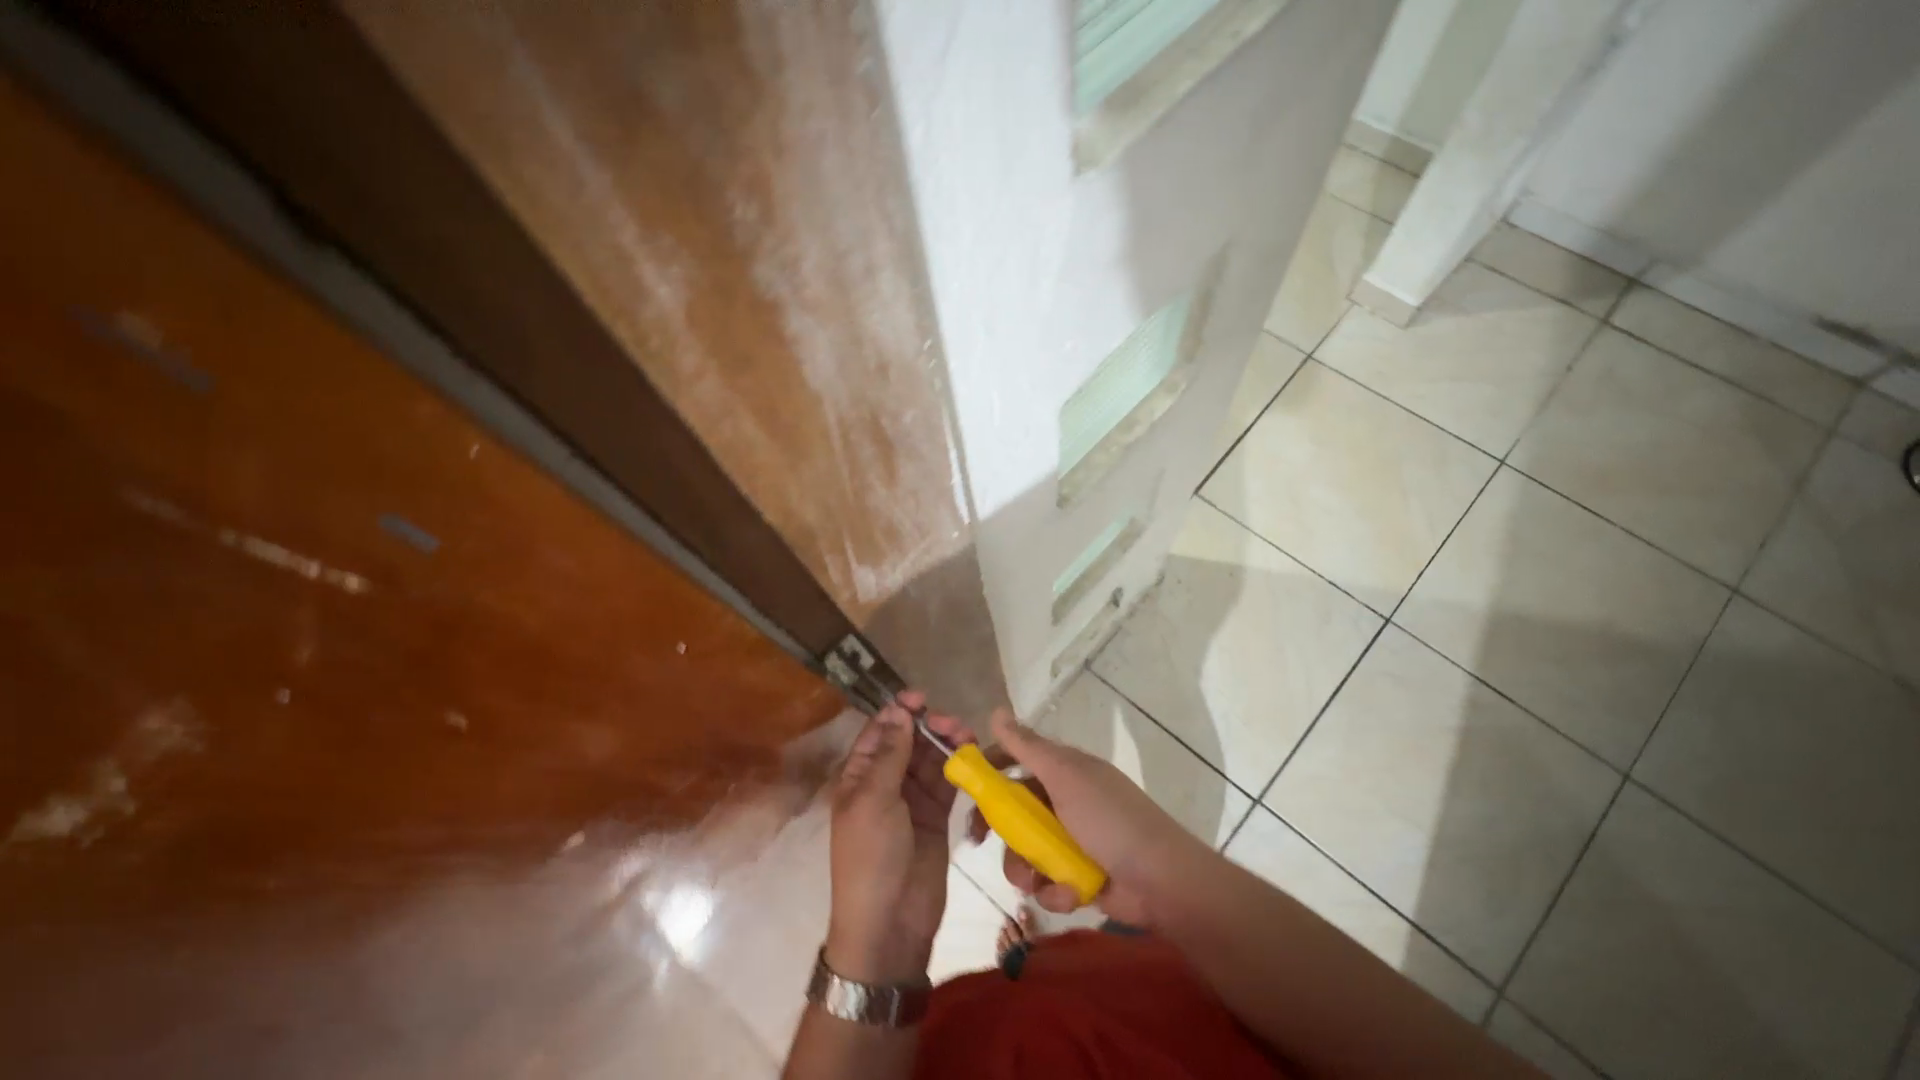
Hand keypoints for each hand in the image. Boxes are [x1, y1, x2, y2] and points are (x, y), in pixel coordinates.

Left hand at [824, 691, 970, 984]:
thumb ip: (889, 755)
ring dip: (946, 744)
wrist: (891, 921)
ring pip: (930, 761)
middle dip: (927, 727)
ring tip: (967, 734)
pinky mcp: (936, 818)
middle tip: (950, 723)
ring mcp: (911, 802)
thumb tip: (899, 712)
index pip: (878, 734)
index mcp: (858, 778)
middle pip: (908, 743)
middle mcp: (884, 785)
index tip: (921, 698)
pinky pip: (947, 783)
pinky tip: (972, 755)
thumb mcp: (873, 801)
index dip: (897, 713)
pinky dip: (959, 767)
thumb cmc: (871, 857)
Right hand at [970, 709, 1201, 928]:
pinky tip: (1068, 894)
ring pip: (1025, 852)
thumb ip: (1028, 748)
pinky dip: (1053, 891)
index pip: (1016, 762)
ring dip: (1025, 869)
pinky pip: (1047, 883)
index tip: (966, 790)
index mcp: (1064, 773)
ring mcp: (1072, 842)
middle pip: (1014, 812)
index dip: (990, 772)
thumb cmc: (1111, 820)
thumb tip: (997, 711)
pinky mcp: (1078, 878)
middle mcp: (1065, 803)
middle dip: (1000, 830)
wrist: (1161, 881)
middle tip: (979, 842)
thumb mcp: (1066, 777)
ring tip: (1037, 880)